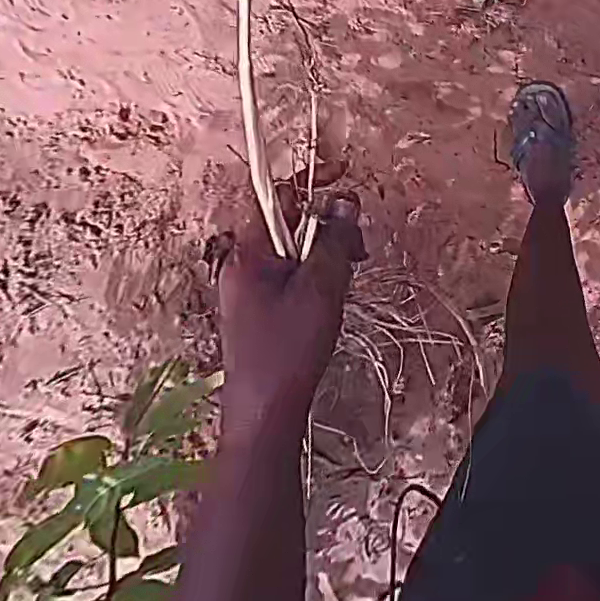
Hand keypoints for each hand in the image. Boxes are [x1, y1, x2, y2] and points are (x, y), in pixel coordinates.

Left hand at [214, 193, 365, 440]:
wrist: (265, 414)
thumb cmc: (289, 349)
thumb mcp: (321, 288)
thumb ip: (334, 240)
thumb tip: (345, 201)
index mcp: (248, 252)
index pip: (278, 198)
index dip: (313, 186)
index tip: (345, 188)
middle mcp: (242, 264)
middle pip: (288, 224)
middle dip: (326, 228)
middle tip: (356, 251)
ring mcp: (248, 288)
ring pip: (293, 250)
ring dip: (324, 253)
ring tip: (346, 278)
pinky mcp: (258, 308)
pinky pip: (289, 274)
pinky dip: (314, 275)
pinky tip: (331, 296)